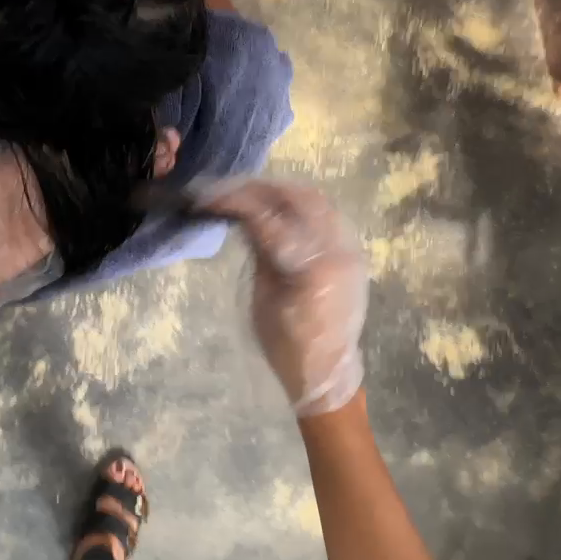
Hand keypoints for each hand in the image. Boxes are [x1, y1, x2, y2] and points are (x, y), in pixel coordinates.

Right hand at [198, 180, 369, 416]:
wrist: (328, 371)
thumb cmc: (286, 345)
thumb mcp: (262, 298)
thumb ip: (260, 251)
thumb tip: (243, 216)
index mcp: (311, 270)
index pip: (268, 219)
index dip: (235, 202)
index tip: (207, 197)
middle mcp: (338, 252)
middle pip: (298, 197)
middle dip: (258, 188)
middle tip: (226, 189)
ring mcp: (351, 249)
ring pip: (316, 199)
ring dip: (280, 191)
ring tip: (248, 193)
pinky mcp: (353, 251)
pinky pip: (327, 213)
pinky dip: (299, 204)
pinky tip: (277, 207)